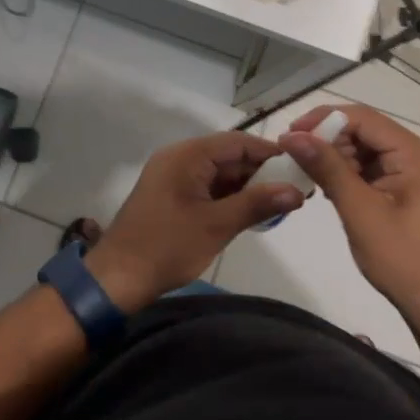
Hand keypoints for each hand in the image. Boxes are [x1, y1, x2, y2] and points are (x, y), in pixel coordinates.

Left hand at [86, 131, 301, 310]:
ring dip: (246, 186)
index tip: (301, 167)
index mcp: (186, 156)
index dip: (270, 152)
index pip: (237, 142)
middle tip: (296, 189)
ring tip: (281, 203)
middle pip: (228, 155)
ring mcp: (172, 177)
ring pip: (219, 173)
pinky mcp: (170, 196)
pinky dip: (228, 197)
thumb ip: (257, 204)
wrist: (117, 278)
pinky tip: (251, 212)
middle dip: (261, 171)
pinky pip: (206, 187)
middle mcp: (178, 158)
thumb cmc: (167, 247)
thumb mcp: (217, 226)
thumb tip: (297, 191)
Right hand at [279, 104, 419, 314]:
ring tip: (306, 174)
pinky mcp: (412, 191)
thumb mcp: (360, 211)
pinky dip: (350, 174)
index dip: (323, 120)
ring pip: (368, 150)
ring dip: (337, 158)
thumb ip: (327, 168)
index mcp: (417, 154)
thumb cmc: (403, 259)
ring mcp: (419, 174)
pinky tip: (328, 188)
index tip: (289, 136)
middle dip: (328, 139)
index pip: (363, 118)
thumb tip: (293, 137)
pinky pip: (376, 169)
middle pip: (367, 131)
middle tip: (292, 156)